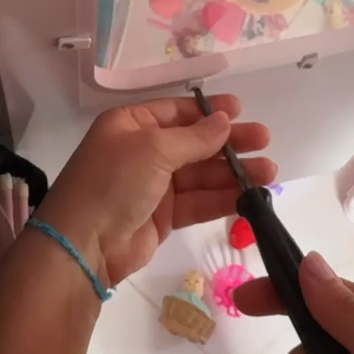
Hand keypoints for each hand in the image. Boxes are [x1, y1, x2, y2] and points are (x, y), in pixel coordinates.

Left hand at [32, 94, 275, 286]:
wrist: (84, 244)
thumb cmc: (113, 181)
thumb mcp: (153, 149)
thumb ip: (193, 138)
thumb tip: (224, 120)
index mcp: (131, 124)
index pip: (176, 112)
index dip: (209, 111)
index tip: (241, 109)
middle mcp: (142, 150)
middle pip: (193, 142)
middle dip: (229, 142)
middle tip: (265, 141)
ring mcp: (153, 184)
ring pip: (200, 173)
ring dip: (233, 172)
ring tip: (269, 171)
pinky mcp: (163, 216)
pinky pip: (198, 201)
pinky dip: (222, 198)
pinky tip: (250, 195)